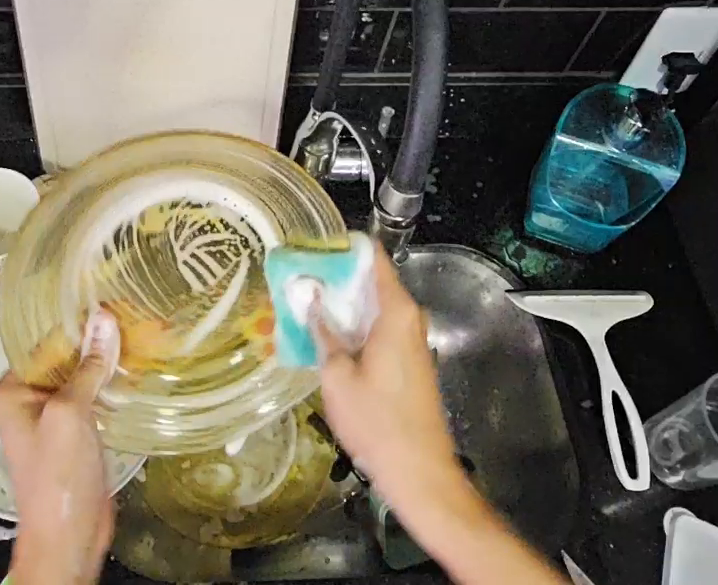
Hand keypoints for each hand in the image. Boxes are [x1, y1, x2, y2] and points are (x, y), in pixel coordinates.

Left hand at [0, 310, 120, 584]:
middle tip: (138, 313)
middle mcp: (29, 397)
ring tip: (145, 332)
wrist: (69, 541)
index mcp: (12, 389)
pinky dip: (113, 381)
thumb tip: (103, 319)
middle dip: (100, 338)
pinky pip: (94, 394)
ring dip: (110, 359)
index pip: (49, 341)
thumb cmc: (58, 478)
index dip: (83, 323)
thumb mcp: (70, 415)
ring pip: (84, 374)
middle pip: (67, 355)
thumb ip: (87, 367)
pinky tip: (138, 366)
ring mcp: (54, 415)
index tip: (116, 300)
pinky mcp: (76, 430)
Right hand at [312, 247, 468, 513]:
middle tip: (298, 275)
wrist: (419, 472)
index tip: (312, 246)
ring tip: (303, 301)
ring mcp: (410, 339)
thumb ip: (323, 332)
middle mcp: (408, 317)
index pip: (373, 257)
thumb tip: (310, 300)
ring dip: (342, 304)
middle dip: (335, 277)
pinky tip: (325, 334)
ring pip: (373, 306)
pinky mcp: (408, 360)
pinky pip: (378, 328)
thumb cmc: (377, 421)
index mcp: (396, 311)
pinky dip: (354, 325)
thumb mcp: (337, 376)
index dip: (342, 247)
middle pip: (371, 281)